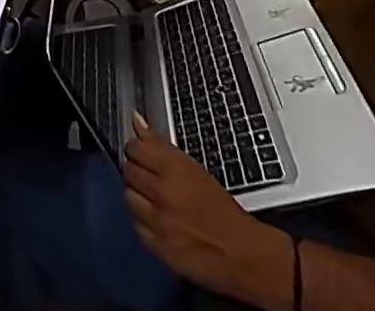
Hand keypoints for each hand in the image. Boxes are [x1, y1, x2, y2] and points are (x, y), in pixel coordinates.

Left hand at [123, 112, 293, 308]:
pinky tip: (156, 219)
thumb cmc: (223, 209)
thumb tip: (135, 119)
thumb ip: (159, 143)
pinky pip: (135, 225)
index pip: (134, 147)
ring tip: (153, 199)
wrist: (246, 255)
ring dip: (137, 195)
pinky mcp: (158, 246)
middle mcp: (163, 193)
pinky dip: (142, 221)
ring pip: (128, 196)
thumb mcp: (194, 169)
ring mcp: (159, 222)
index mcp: (174, 170)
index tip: (141, 153)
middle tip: (150, 178)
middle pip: (129, 171)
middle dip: (137, 171)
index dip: (137, 149)